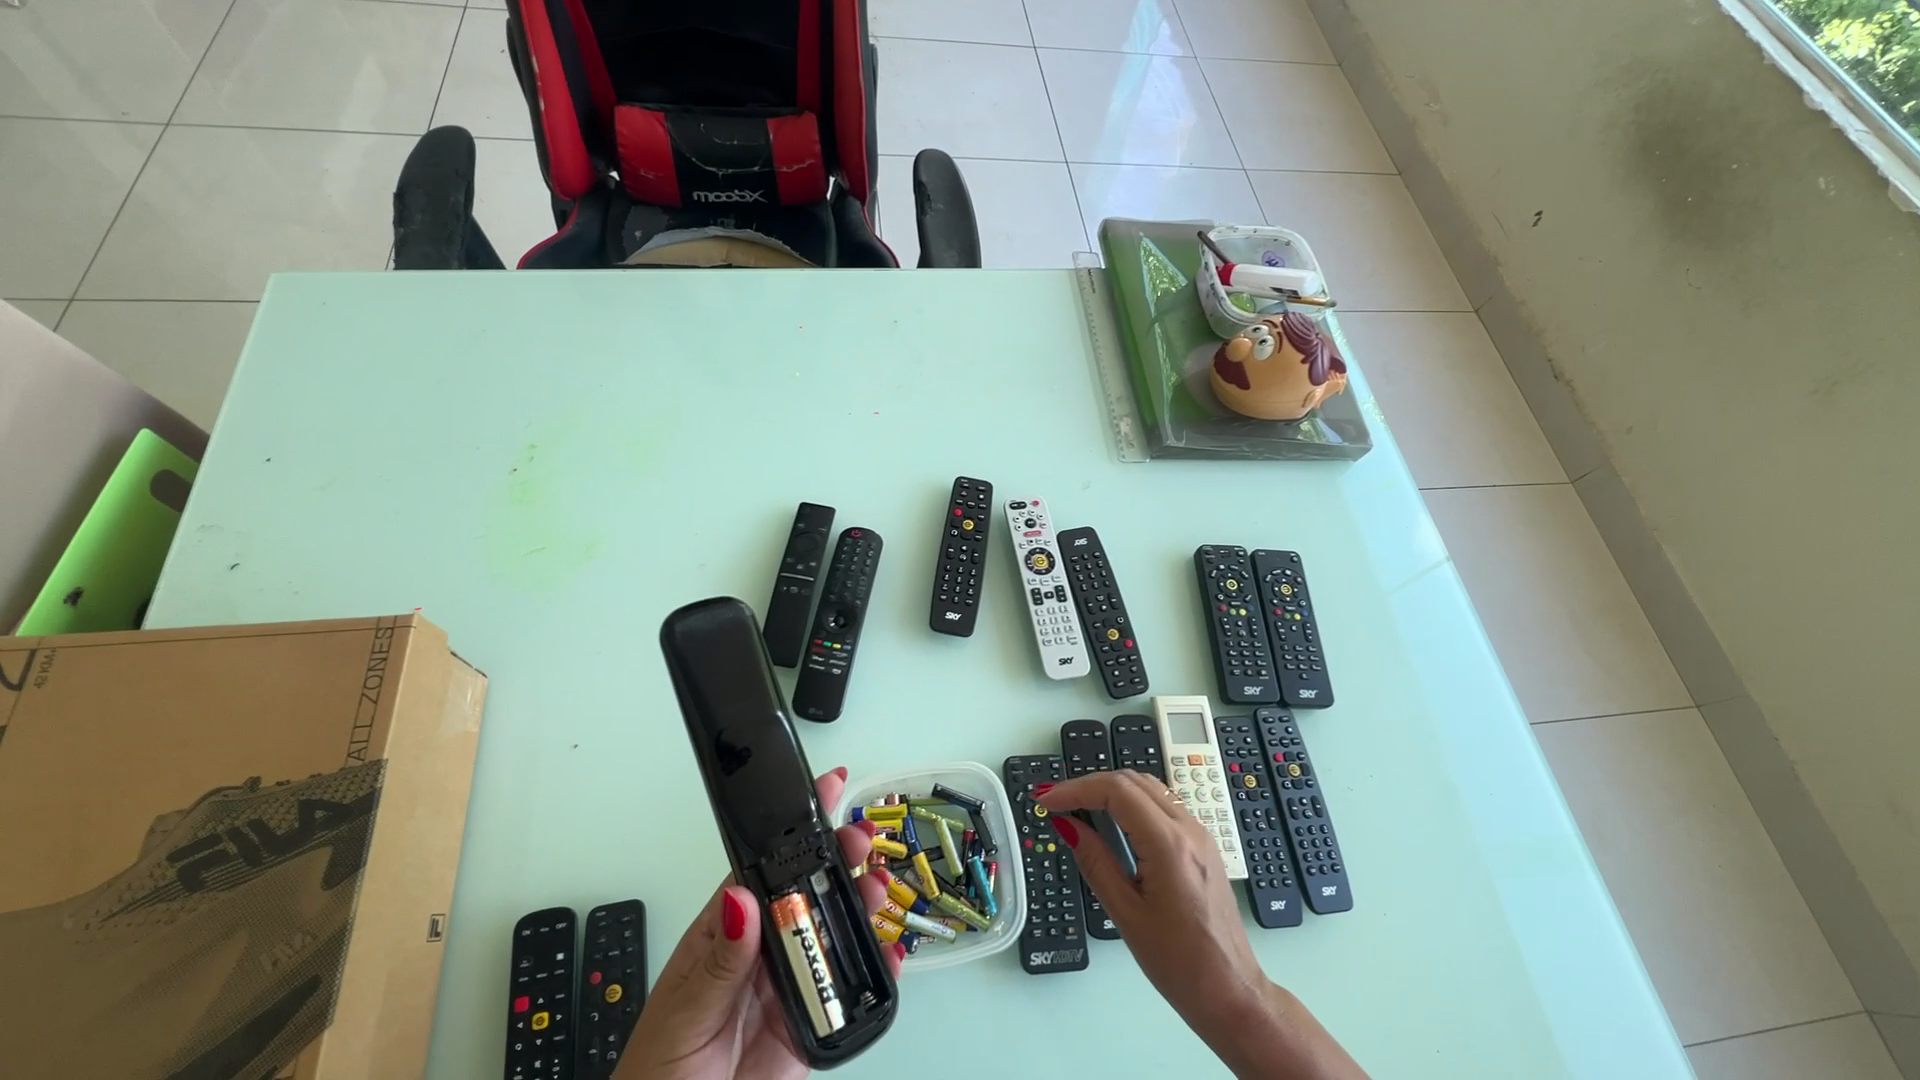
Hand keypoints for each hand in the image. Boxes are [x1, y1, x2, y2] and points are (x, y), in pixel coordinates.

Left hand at [615, 767, 899, 1079]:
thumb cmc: (659, 1070)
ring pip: (835, 930)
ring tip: (878, 889)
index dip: (797, 826)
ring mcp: (791, 983)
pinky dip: (875, 968)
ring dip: (861, 905)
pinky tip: (890, 952)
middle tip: (863, 839)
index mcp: (726, 932)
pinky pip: (851, 987)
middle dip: (838, 856)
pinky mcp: (814, 1022)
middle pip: (808, 891)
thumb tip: (740, 898)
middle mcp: (763, 949)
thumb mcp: (684, 1011)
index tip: (828, 785)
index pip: (765, 865)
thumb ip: (719, 962)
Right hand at [1041, 771, 1366, 1079]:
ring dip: (1111, 790)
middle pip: (1133, 780)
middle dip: (1090, 785)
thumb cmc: (1180, 963)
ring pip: (1149, 788)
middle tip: (1058, 802)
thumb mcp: (1126, 914)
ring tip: (1078, 809)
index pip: (1117, 791)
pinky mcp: (1203, 845)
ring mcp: (1200, 835)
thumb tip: (1067, 825)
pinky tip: (1111, 823)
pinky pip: (1162, 806)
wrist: (1231, 990)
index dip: (1076, 788)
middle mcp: (1190, 830)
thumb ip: (1095, 862)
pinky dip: (1131, 803)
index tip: (1048, 799)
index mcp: (1170, 846)